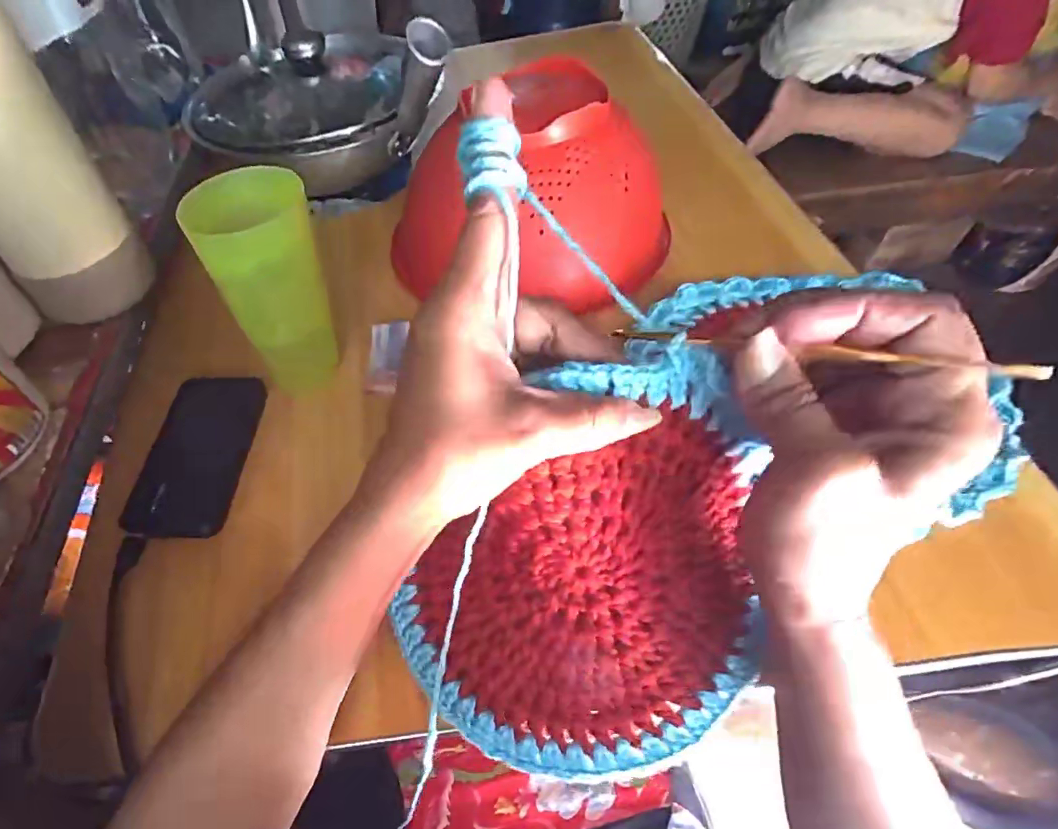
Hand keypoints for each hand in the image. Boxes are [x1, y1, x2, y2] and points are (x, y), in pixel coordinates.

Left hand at [366, 77, 659, 528]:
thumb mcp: (532, 432)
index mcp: (465, 310)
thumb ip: (595, 415)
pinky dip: (544, 376)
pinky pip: (516, 354)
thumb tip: (653, 408)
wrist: (404, 498)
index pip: (490, 224)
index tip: (492, 101)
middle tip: (620, 382)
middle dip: (578, 341)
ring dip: (565, 368)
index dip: (498, 165)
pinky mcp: (463, 366)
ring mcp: (460, 342)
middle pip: (535, 300)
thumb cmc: (456, 456)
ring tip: (594, 408)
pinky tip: (566, 407)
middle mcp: (460, 315)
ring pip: (531, 333)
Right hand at [732, 292, 1002, 628]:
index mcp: (949, 413)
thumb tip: (749, 340)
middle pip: (874, 331)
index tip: (781, 326)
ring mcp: (872, 414)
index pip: (924, 325)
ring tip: (731, 349)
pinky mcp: (830, 426)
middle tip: (743, 332)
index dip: (855, 311)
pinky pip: (805, 379)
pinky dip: (770, 369)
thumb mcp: (813, 469)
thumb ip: (787, 400)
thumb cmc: (822, 545)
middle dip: (808, 324)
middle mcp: (919, 403)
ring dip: (781, 344)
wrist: (800, 597)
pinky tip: (738, 371)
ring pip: (834, 352)